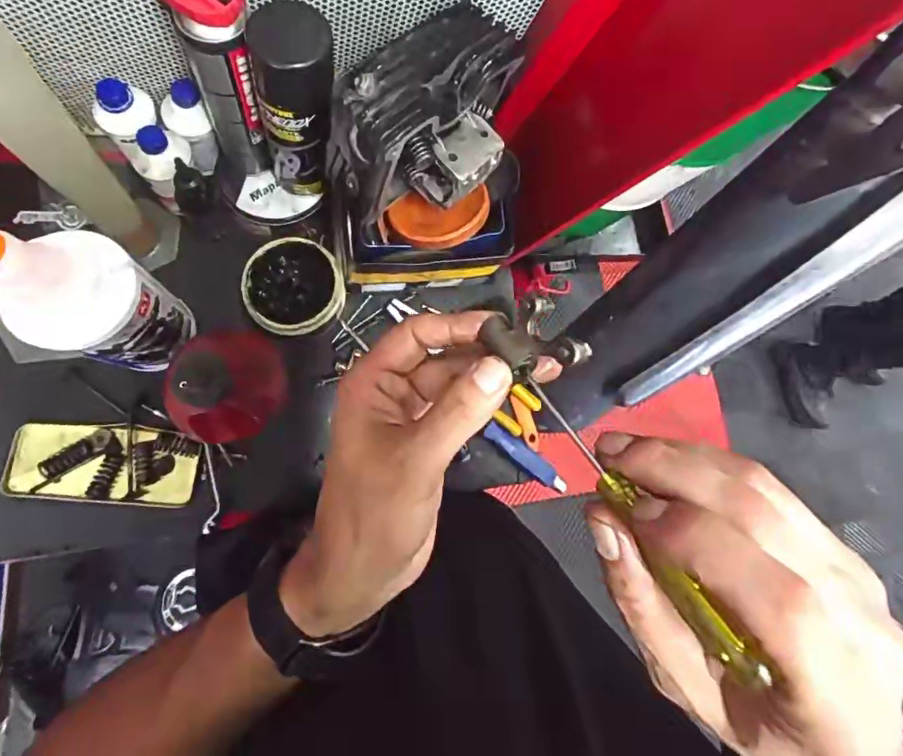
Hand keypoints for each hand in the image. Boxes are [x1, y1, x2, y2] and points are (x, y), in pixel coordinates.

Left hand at [279, 310, 556, 635]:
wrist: (361, 577)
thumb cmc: (373, 516)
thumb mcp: (416, 460)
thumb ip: (459, 411)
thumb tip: (499, 366)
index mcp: (373, 383)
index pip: (417, 334)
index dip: (457, 325)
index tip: (500, 327)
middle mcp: (393, 391)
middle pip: (445, 354)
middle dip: (487, 351)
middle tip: (532, 351)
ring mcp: (415, 414)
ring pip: (460, 380)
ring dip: (495, 374)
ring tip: (541, 368)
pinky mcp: (433, 437)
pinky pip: (465, 406)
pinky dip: (491, 399)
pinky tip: (519, 394)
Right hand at [584, 435, 902, 755]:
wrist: (848, 739)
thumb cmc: (766, 736)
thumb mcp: (697, 698)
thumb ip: (648, 613)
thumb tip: (605, 524)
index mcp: (835, 680)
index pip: (774, 595)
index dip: (695, 539)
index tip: (623, 507)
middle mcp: (858, 609)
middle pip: (764, 516)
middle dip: (677, 472)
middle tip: (612, 453)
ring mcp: (856, 568)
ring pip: (767, 488)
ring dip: (690, 457)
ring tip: (633, 448)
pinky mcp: (842, 543)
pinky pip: (773, 490)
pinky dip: (714, 467)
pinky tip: (675, 460)